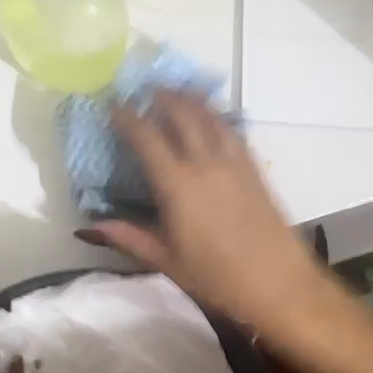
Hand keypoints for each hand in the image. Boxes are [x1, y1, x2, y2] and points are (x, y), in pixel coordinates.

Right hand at [77, 91, 324, 326]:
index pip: (147, 137)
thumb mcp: (168, 261)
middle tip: (146, 89)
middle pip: (182, 115)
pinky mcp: (254, 168)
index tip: (114, 104)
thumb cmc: (218, 278)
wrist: (279, 283)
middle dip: (162, 97)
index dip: (128, 117)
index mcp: (178, 185)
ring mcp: (234, 162)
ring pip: (210, 116)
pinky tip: (212, 117)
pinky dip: (216, 116)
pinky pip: (232, 130)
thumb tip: (92, 226)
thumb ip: (130, 237)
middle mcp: (205, 163)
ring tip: (177, 91)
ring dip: (191, 99)